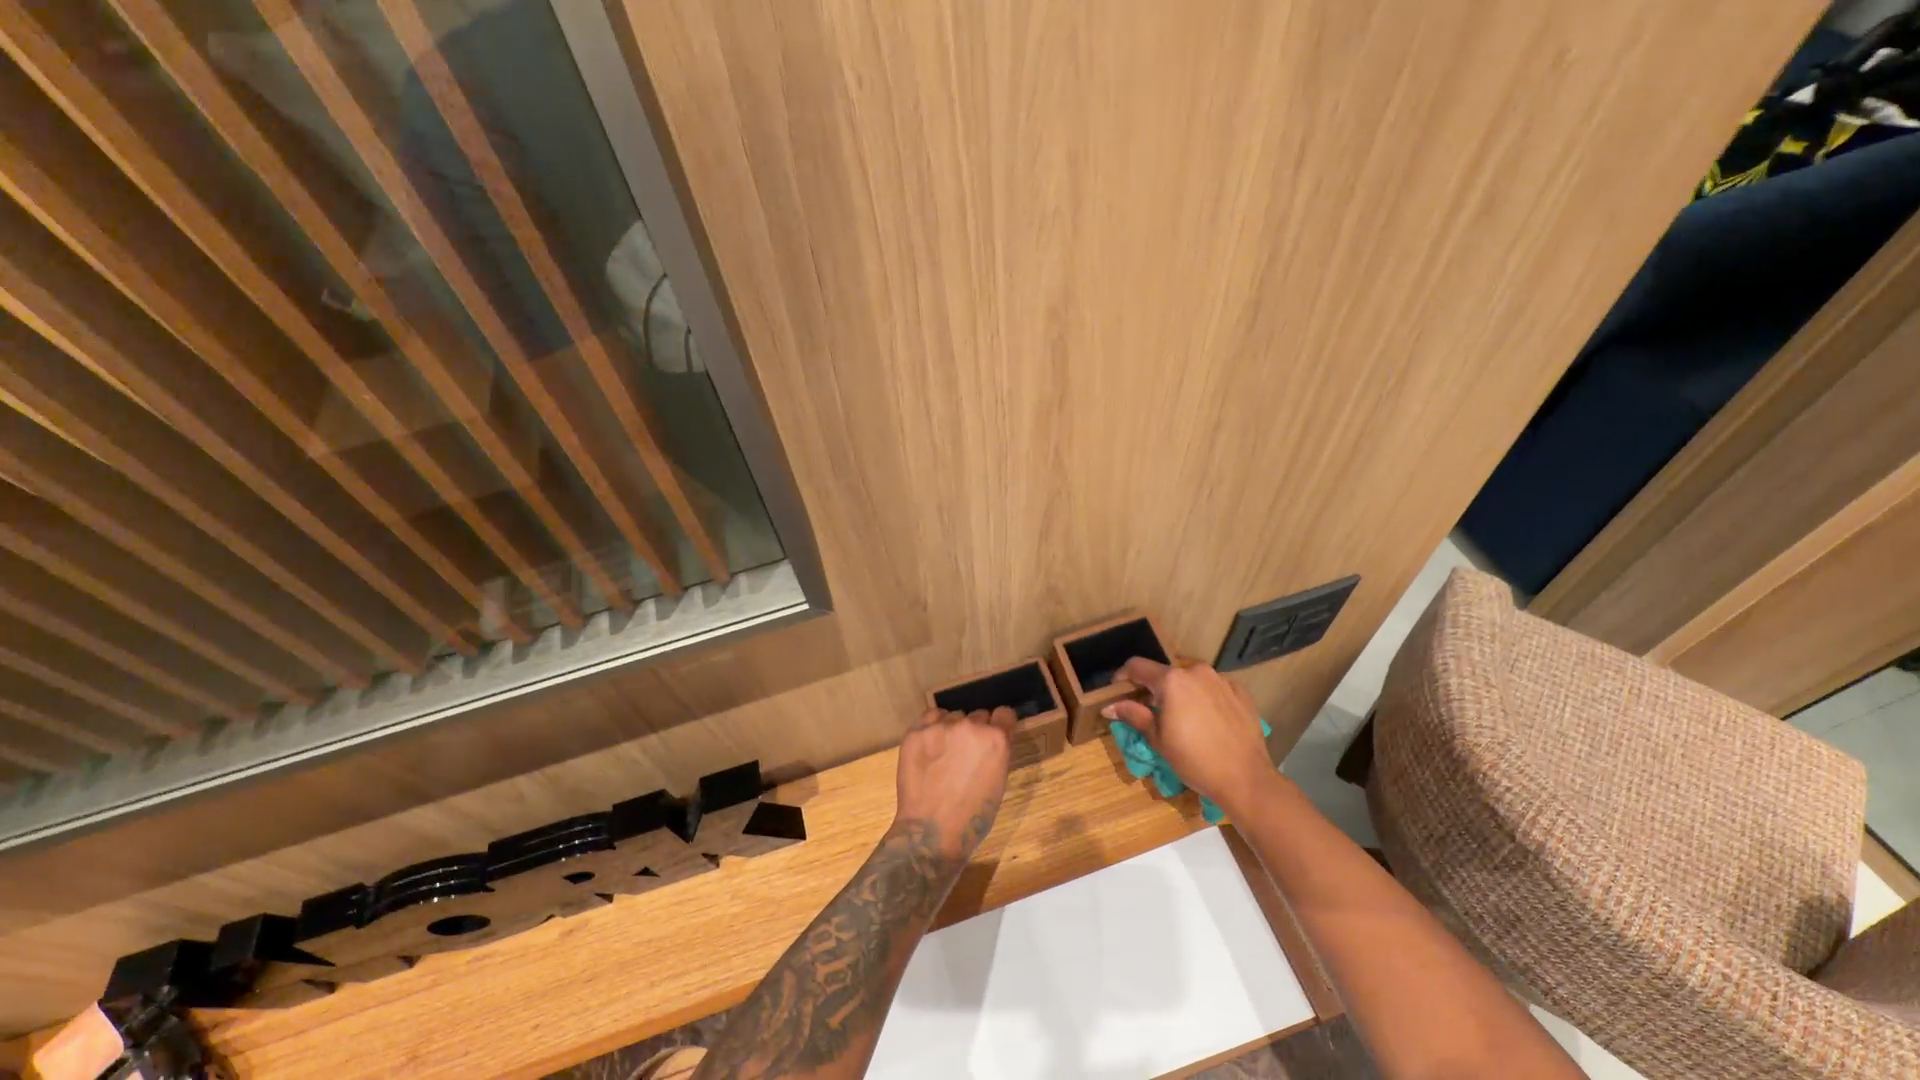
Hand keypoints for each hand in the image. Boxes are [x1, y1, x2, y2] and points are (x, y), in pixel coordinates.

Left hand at [894, 708, 1014, 858]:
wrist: (932, 831)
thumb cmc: (972, 816)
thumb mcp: (998, 782)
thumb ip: (996, 754)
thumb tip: (990, 743)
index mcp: (997, 739)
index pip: (1004, 714)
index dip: (1000, 725)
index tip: (995, 734)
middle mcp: (971, 726)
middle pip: (978, 716)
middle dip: (975, 731)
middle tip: (966, 753)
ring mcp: (941, 727)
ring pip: (952, 716)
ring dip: (952, 729)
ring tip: (944, 754)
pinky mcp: (916, 732)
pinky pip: (930, 717)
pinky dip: (932, 727)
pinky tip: (930, 747)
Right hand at [1103, 659, 1273, 813]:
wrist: (1244, 777)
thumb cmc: (1194, 760)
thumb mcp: (1158, 739)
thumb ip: (1134, 715)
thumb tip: (1109, 706)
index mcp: (1172, 680)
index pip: (1137, 667)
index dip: (1123, 677)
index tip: (1119, 693)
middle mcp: (1196, 671)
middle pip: (1166, 672)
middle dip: (1155, 688)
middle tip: (1152, 712)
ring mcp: (1221, 679)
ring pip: (1192, 678)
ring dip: (1181, 692)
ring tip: (1182, 717)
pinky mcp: (1241, 691)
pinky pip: (1215, 688)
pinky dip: (1205, 697)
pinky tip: (1208, 720)